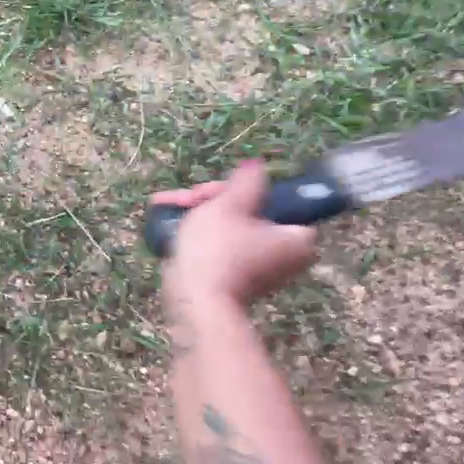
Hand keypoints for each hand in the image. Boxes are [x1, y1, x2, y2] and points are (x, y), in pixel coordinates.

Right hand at [152, 160, 316, 310]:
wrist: (197, 297)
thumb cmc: (217, 247)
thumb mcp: (228, 204)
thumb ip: (246, 182)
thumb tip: (259, 165)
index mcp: (297, 238)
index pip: (276, 201)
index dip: (242, 190)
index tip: (213, 191)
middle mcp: (288, 255)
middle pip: (249, 211)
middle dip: (211, 199)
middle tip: (186, 198)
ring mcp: (264, 268)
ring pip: (232, 225)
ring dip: (200, 211)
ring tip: (166, 204)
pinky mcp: (241, 276)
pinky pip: (225, 243)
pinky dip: (203, 232)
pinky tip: (170, 217)